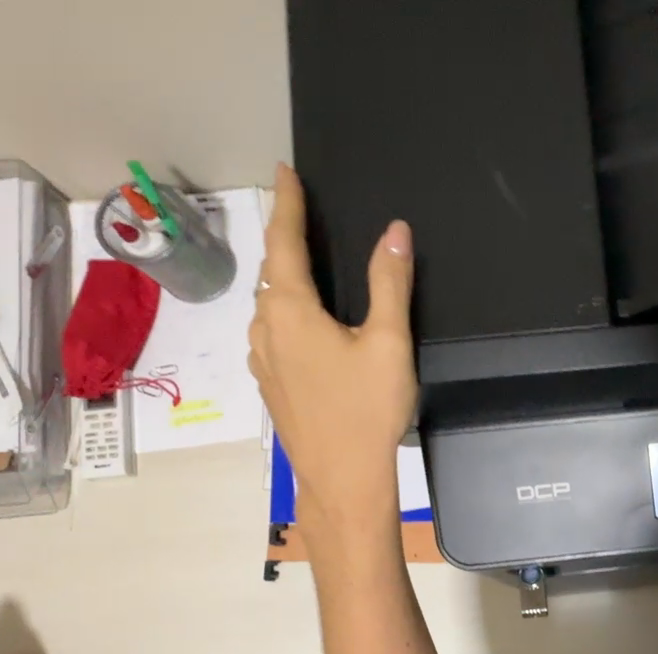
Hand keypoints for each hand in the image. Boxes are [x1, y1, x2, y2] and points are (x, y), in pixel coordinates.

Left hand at [248, 163, 415, 535]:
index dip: (287, 203)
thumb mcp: (388, 343)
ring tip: (309, 271)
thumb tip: (394, 231)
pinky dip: (288, 315)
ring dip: (286, 282)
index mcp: (291, 311)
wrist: (342, 479)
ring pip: (270, 307)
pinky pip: (274, 334)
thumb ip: (390, 285)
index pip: (284, 241)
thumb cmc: (367, 410)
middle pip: (272, 273)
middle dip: (286, 242)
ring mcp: (263, 361)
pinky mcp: (272, 386)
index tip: (284, 171)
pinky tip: (308, 328)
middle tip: (303, 219)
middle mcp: (266, 329)